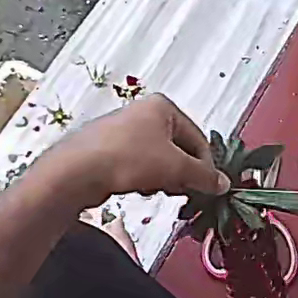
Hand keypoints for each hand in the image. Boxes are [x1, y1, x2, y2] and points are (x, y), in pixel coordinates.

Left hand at [32, 94, 228, 208]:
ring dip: (162, 178)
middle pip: (178, 149)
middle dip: (181, 173)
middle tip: (181, 189)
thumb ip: (204, 176)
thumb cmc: (126, 159)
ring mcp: (124, 131)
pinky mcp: (108, 150)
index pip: (198, 139)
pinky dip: (142, 179)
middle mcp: (143, 113)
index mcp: (163, 107)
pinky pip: (138, 166)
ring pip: (159, 160)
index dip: (205, 166)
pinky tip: (136, 188)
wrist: (76, 173)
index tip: (208, 187)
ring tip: (154, 187)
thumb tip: (222, 183)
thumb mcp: (176, 168)